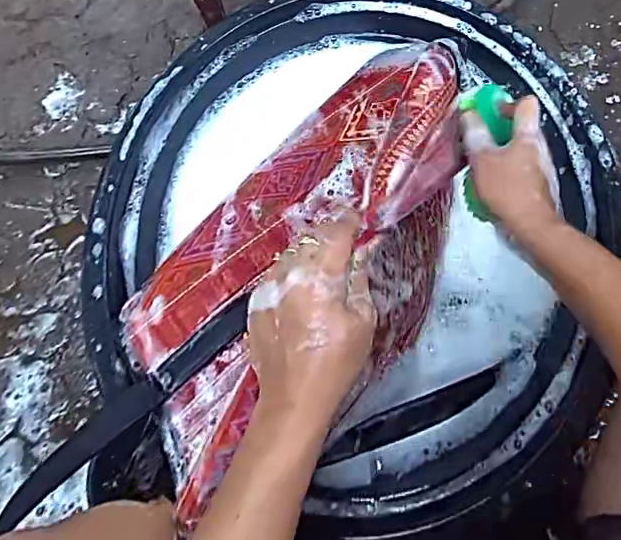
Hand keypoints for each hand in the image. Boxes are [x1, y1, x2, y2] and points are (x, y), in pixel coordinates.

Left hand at [246, 214, 376, 435]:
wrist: (293, 400)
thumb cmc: (334, 365)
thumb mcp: (363, 322)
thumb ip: (361, 280)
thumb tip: (362, 253)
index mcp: (320, 277)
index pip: (336, 232)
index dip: (349, 221)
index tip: (358, 220)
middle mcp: (291, 275)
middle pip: (312, 237)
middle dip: (330, 235)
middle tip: (345, 242)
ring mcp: (270, 288)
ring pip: (292, 252)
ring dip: (309, 252)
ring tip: (323, 266)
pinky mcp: (257, 302)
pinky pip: (277, 274)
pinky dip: (291, 273)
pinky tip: (302, 289)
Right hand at [462, 95, 562, 239]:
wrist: (532, 229)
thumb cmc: (508, 191)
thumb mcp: (482, 158)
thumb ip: (475, 133)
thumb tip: (469, 111)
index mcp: (528, 135)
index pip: (526, 104)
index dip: (505, 102)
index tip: (488, 110)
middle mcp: (539, 148)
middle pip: (520, 128)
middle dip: (497, 131)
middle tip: (477, 139)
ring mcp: (542, 169)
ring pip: (519, 151)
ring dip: (499, 153)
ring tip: (479, 165)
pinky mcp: (539, 188)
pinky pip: (519, 171)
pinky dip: (504, 172)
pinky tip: (489, 186)